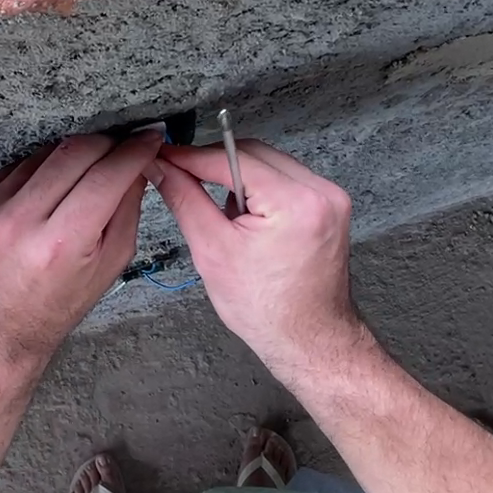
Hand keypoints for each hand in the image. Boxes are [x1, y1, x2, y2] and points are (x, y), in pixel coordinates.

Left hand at [0, 131, 160, 362]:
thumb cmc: (59, 302)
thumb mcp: (111, 263)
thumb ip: (129, 208)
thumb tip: (140, 163)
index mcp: (60, 244)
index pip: (107, 176)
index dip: (134, 151)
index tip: (150, 138)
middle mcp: (21, 222)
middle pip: (76, 151)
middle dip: (108, 144)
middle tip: (124, 150)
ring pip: (49, 152)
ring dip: (77, 156)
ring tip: (86, 179)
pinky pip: (23, 164)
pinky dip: (47, 168)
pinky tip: (54, 191)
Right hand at [152, 141, 371, 374]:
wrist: (308, 339)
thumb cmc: (266, 309)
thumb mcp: (212, 251)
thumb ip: (184, 198)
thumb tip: (161, 167)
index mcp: (295, 202)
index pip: (233, 158)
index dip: (192, 156)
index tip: (164, 155)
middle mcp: (320, 192)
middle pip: (254, 153)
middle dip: (215, 164)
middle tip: (181, 177)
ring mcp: (330, 196)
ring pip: (269, 163)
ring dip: (238, 177)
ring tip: (225, 216)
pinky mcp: (330, 204)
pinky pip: (285, 178)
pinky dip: (259, 188)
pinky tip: (248, 218)